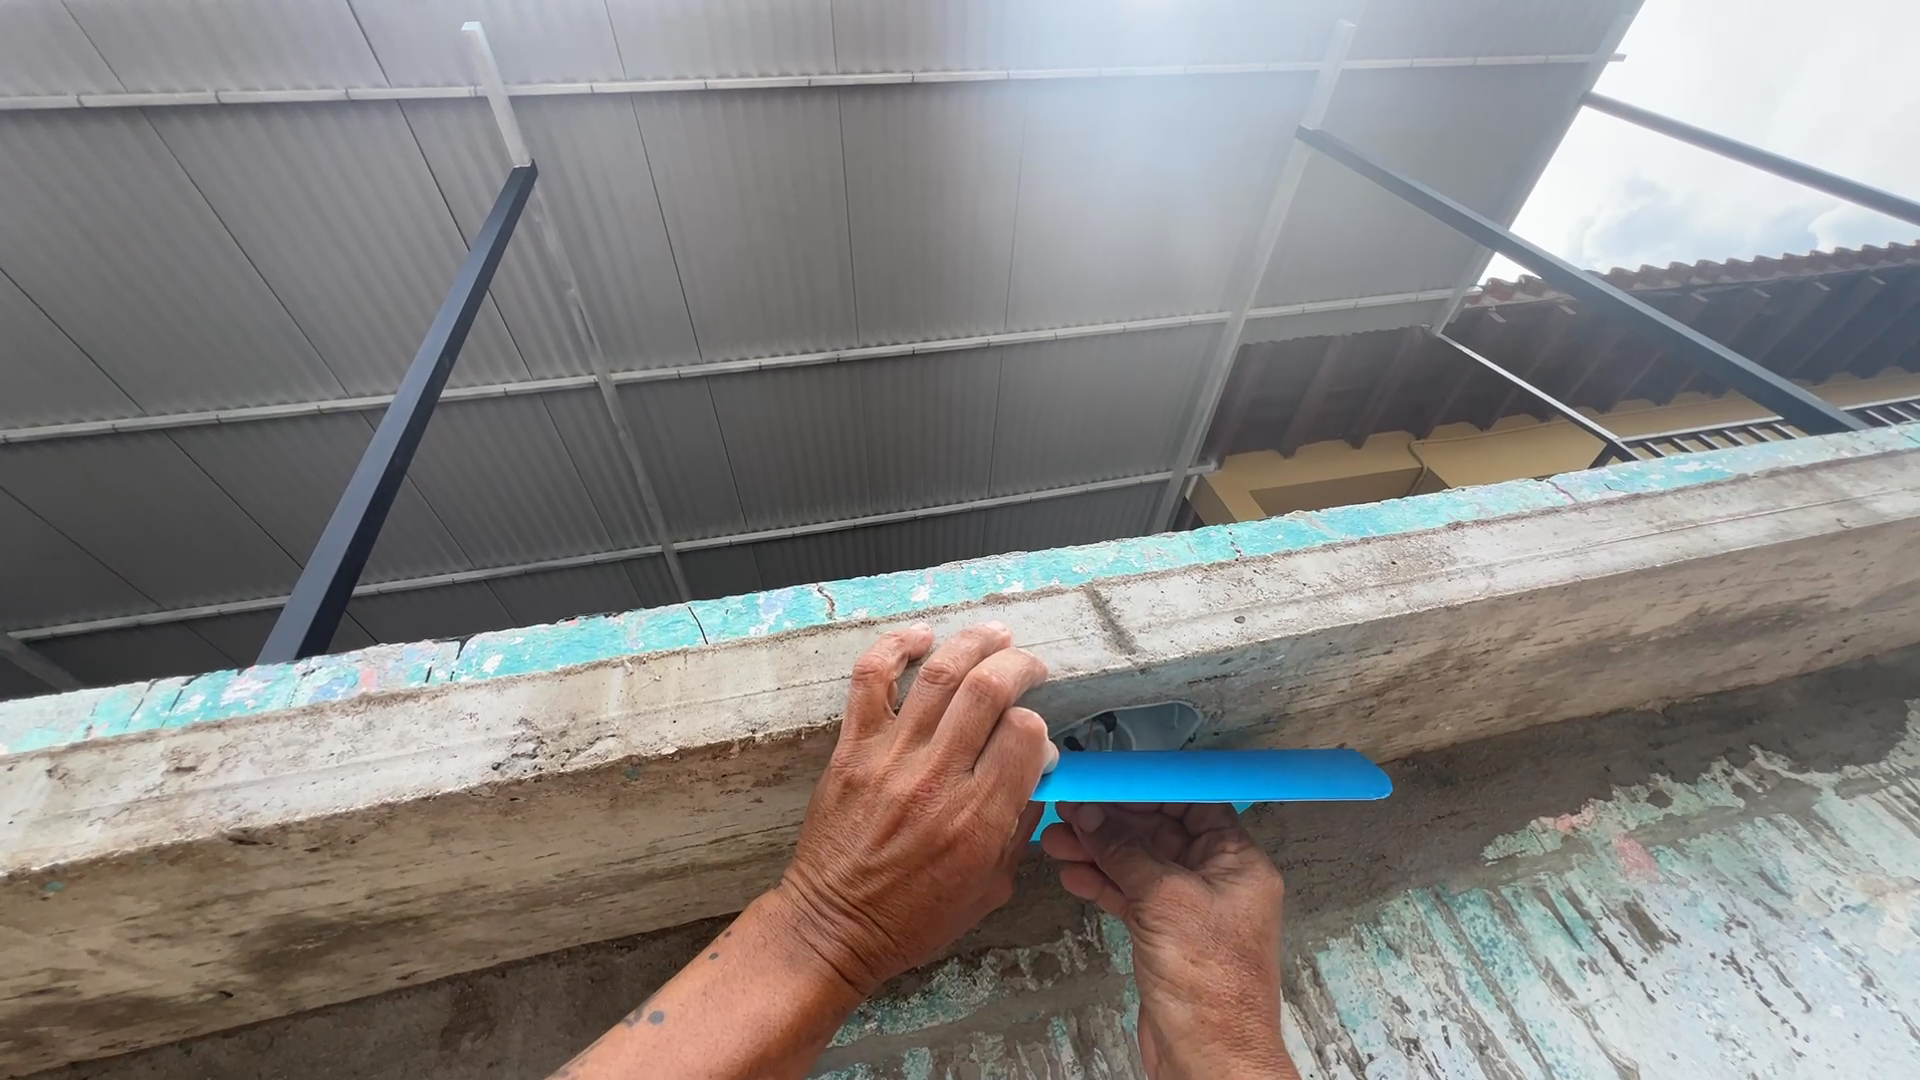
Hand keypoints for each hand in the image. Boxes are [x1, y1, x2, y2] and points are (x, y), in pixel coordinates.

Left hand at [774, 622, 1057, 996]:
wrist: (834, 927)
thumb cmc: (916, 916)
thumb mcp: (991, 886)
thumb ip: (1021, 824)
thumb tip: (1040, 766)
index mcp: (978, 819)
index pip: (1026, 736)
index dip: (1038, 725)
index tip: (1033, 733)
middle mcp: (937, 779)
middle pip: (989, 691)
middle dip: (1020, 666)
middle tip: (1030, 665)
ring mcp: (890, 757)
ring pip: (939, 674)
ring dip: (974, 643)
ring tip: (995, 634)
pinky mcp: (853, 747)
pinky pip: (871, 679)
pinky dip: (896, 647)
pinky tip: (922, 635)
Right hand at [1041, 804, 1293, 1079]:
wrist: (1208, 1062)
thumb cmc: (1209, 984)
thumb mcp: (1164, 899)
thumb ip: (1123, 850)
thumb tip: (1088, 813)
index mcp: (1236, 861)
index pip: (1191, 803)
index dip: (1149, 789)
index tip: (1108, 780)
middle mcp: (1215, 878)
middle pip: (1157, 830)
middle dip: (1111, 821)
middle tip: (1070, 808)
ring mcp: (1188, 907)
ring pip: (1137, 862)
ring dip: (1096, 850)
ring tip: (1055, 840)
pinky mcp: (1164, 932)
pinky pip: (1129, 892)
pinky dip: (1100, 881)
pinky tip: (1071, 873)